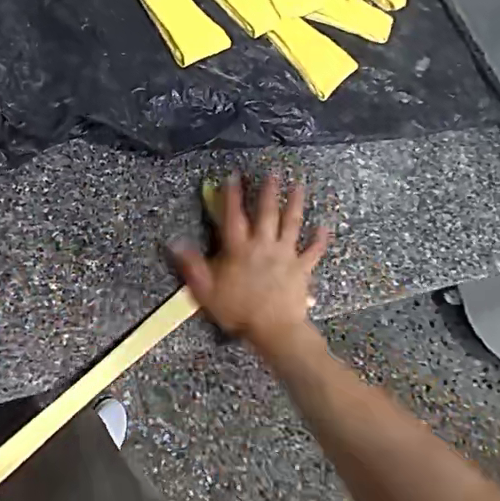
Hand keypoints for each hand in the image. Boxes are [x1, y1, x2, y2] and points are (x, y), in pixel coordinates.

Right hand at [172, 172, 329, 353]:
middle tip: (272, 172)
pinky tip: (324, 226)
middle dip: (268, 191)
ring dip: (295, 203)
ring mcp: (285, 255)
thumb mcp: (206, 289)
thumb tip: (175, 243)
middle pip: (266, 212)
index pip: (232, 216)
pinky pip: (313, 250)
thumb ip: (192, 265)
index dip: (232, 195)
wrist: (273, 328)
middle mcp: (263, 245)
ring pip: (291, 223)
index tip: (233, 176)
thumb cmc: (236, 310)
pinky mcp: (301, 268)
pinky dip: (319, 238)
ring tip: (299, 185)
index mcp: (238, 248)